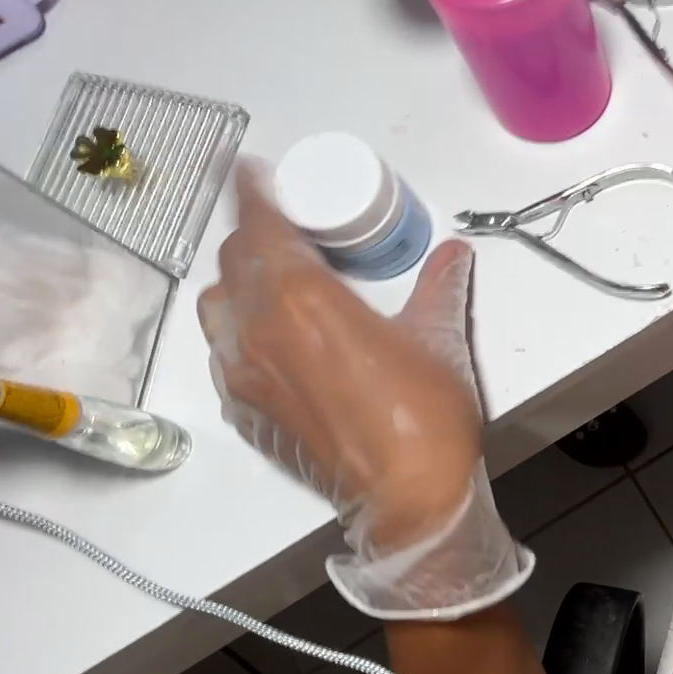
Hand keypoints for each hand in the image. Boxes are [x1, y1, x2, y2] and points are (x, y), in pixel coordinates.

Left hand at [198, 163, 531, 618]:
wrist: (409, 499)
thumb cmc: (430, 417)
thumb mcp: (441, 342)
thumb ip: (440, 288)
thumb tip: (454, 253)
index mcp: (304, 300)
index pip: (260, 224)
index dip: (254, 192)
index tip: (254, 174)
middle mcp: (257, 328)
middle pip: (234, 261)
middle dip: (256, 239)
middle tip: (290, 237)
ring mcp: (243, 374)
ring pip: (218, 307)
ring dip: (241, 287)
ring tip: (278, 293)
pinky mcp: (246, 413)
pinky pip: (225, 356)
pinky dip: (242, 337)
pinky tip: (279, 350)